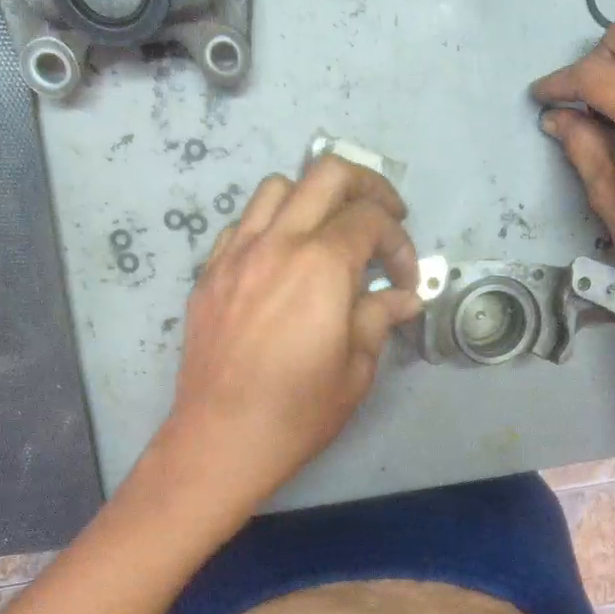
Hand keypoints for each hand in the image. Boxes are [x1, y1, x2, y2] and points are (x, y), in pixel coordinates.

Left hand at [160, 156, 422, 502]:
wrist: (221, 439)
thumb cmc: (298, 412)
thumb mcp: (356, 369)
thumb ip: (378, 318)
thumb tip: (402, 297)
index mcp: (321, 265)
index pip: (371, 219)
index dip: (400, 243)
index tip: (405, 281)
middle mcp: (277, 243)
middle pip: (327, 174)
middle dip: (367, 187)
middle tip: (384, 218)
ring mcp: (236, 254)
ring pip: (277, 188)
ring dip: (313, 199)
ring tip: (329, 234)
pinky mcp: (209, 274)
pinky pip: (241, 225)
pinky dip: (271, 226)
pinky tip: (282, 262)